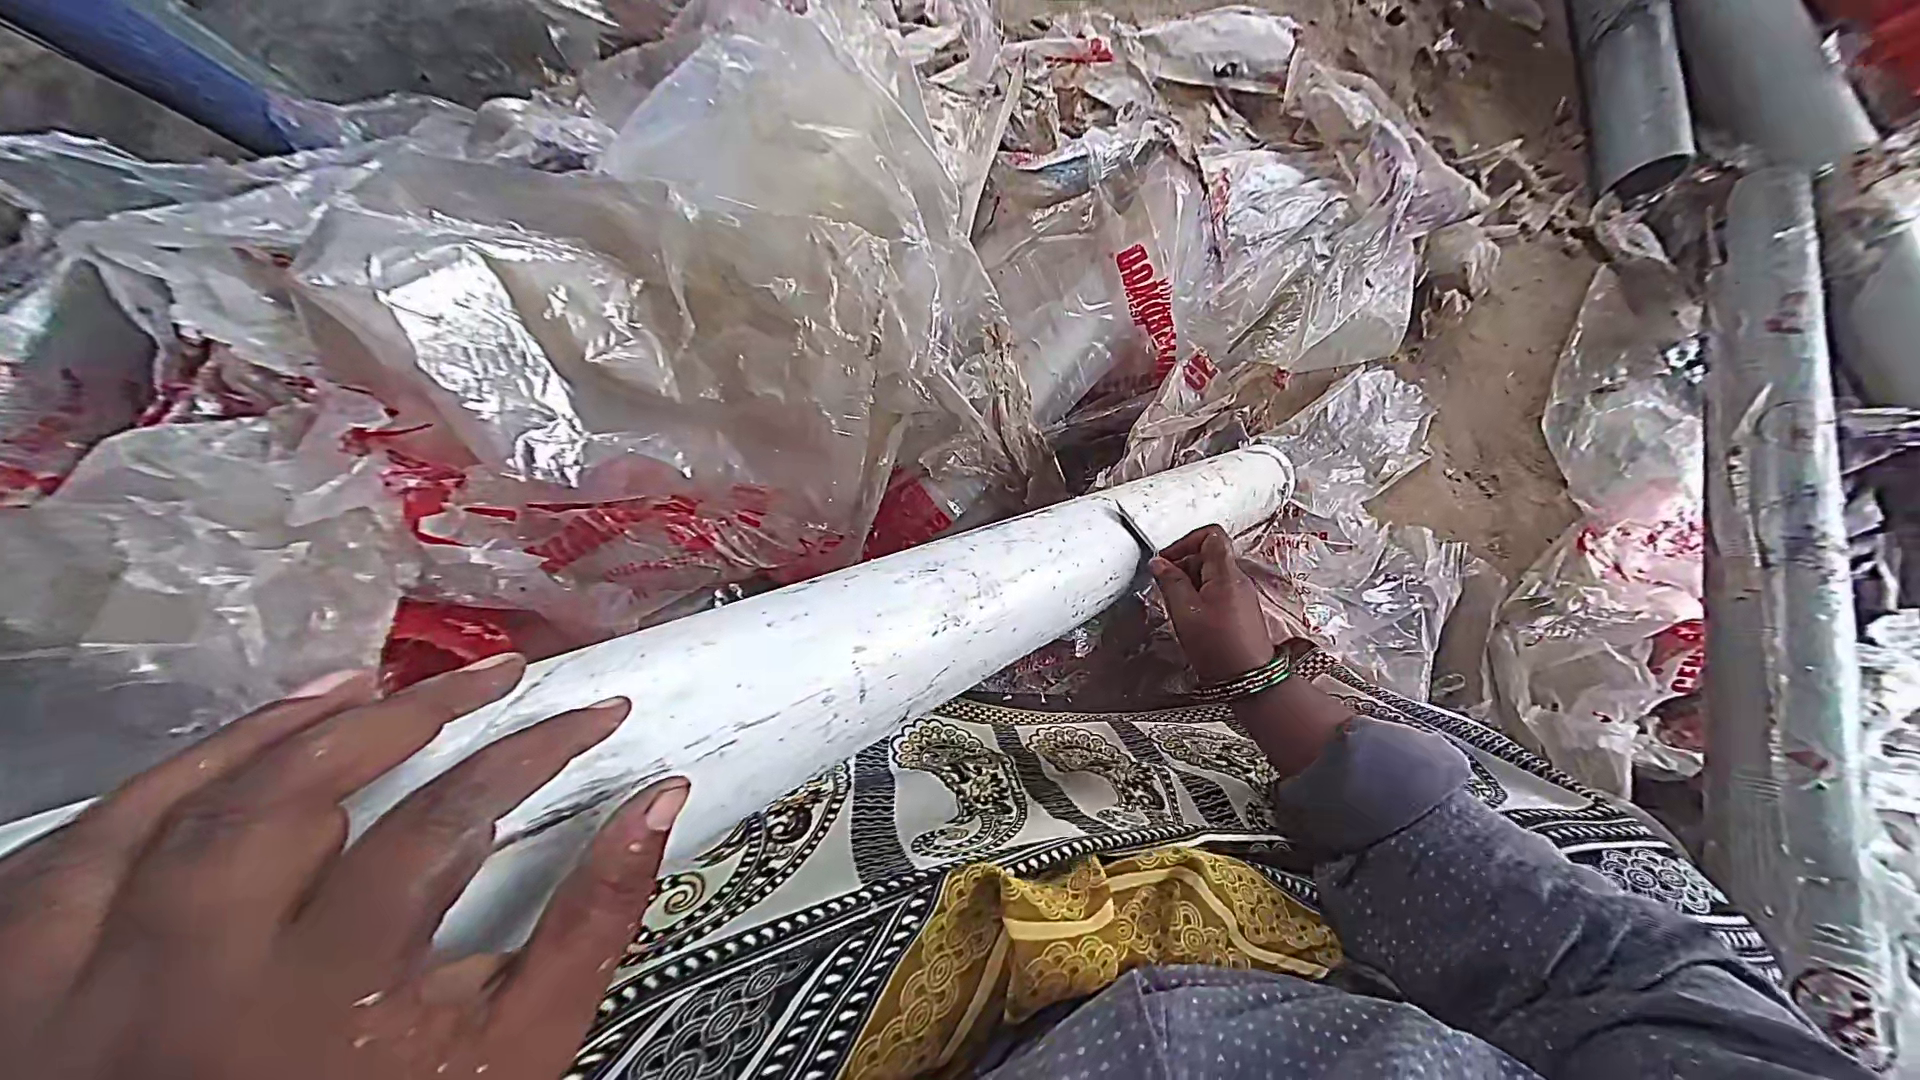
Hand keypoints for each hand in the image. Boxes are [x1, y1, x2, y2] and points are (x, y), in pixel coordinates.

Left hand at [0, 654, 686, 1079]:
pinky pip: (53, 871)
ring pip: (162, 815)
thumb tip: (660, 800)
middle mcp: (186, 991)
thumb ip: (597, 916)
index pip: (449, 819)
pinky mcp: (15, 1015)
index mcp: (330, 999)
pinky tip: (227, 754)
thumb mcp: (528, 1042)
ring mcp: (72, 1005)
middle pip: (294, 797)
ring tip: (367, 684)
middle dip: (414, 712)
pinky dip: (147, 793)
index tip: (597, 715)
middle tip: (490, 675)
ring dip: (277, 728)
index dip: (538, 748)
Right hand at [1149, 524, 1275, 684]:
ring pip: (1210, 573)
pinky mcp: (1239, 609)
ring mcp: (1240, 594)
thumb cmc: (1219, 648)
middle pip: (1207, 554)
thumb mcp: (1184, 612)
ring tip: (1176, 604)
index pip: (1210, 536)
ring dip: (1189, 582)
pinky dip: (1198, 595)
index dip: (1185, 542)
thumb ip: (1170, 582)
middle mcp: (1238, 579)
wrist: (1248, 679)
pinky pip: (1216, 590)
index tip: (1166, 559)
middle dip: (1182, 564)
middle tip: (1165, 584)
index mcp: (1226, 574)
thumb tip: (1158, 563)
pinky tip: (1189, 615)